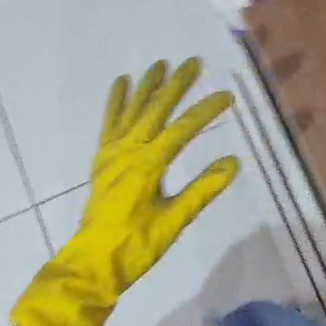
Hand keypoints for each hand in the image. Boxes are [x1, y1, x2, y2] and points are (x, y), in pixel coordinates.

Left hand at [12, 59, 237, 325]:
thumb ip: (202, 190)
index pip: (183, 129)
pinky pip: (109, 123)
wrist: (92, 265)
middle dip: (176, 85)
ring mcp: (112, 153)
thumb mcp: (174, 222)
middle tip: (194, 61)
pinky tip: (122, 83)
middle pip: (156, 110)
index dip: (206, 110)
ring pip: (132, 111)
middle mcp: (128, 151)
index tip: (227, 95)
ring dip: (147, 86)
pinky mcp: (102, 159)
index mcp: (148, 165)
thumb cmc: (136, 247)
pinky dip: (116, 102)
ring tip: (160, 63)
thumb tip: (233, 162)